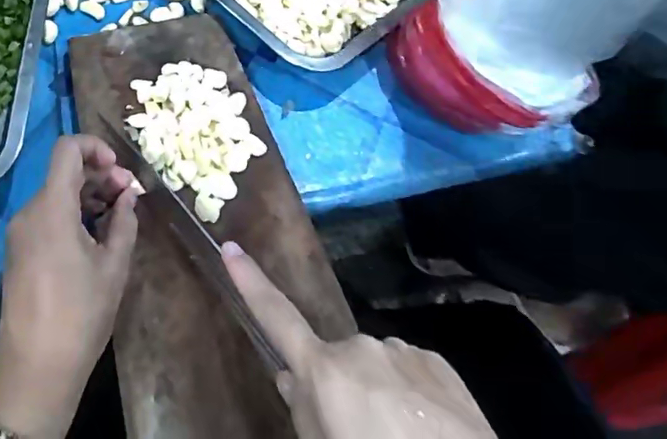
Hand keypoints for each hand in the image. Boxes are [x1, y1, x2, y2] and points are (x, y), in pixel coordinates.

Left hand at [0, 136, 140, 438]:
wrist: (34, 372)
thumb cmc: (79, 315)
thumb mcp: (114, 265)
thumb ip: (124, 220)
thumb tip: (127, 195)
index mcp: (51, 209)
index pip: (67, 149)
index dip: (96, 148)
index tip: (119, 170)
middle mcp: (29, 212)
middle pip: (65, 172)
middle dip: (100, 176)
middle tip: (129, 197)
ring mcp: (21, 232)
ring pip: (57, 193)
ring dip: (89, 195)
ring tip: (118, 217)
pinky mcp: (20, 250)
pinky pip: (49, 214)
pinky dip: (74, 212)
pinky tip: (97, 234)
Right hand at [224, 243, 495, 438]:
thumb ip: (305, 414)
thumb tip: (291, 378)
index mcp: (326, 372)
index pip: (278, 319)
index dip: (251, 283)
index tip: (231, 246)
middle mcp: (360, 345)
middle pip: (334, 361)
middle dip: (338, 387)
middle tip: (354, 431)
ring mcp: (400, 348)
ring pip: (374, 367)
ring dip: (376, 392)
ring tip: (395, 434)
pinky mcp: (435, 358)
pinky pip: (407, 372)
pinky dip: (407, 395)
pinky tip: (422, 427)